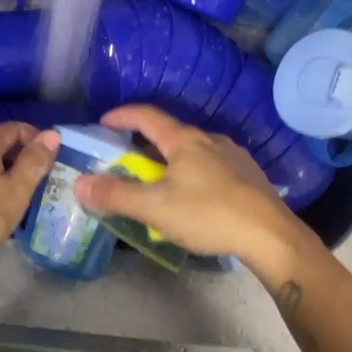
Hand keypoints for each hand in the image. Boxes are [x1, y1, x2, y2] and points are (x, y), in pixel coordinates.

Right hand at [73, 105, 322, 281]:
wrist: (271, 236)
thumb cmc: (209, 215)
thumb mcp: (154, 208)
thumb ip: (115, 195)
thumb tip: (80, 183)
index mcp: (185, 140)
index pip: (146, 115)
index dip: (121, 116)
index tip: (102, 123)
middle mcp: (210, 139)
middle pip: (169, 133)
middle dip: (143, 144)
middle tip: (124, 161)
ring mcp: (234, 156)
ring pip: (192, 151)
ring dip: (169, 160)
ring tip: (156, 182)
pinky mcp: (249, 176)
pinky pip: (211, 166)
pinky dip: (191, 173)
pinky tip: (191, 197)